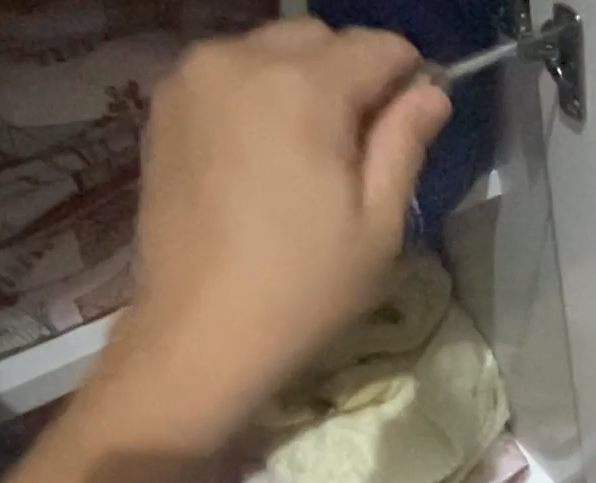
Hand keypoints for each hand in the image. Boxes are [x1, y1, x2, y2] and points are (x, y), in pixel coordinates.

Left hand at [114, 20, 450, 415]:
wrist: (204, 331)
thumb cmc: (308, 288)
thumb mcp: (379, 226)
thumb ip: (405, 144)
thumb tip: (431, 92)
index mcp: (304, 89)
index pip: (376, 46)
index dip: (410, 76)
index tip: (417, 120)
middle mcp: (240, 60)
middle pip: (319, 38)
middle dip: (354, 76)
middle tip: (366, 149)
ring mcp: (192, 79)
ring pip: (270, 50)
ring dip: (305, 84)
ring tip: (313, 156)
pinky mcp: (164, 107)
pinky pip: (229, 75)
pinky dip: (261, 97)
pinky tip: (267, 158)